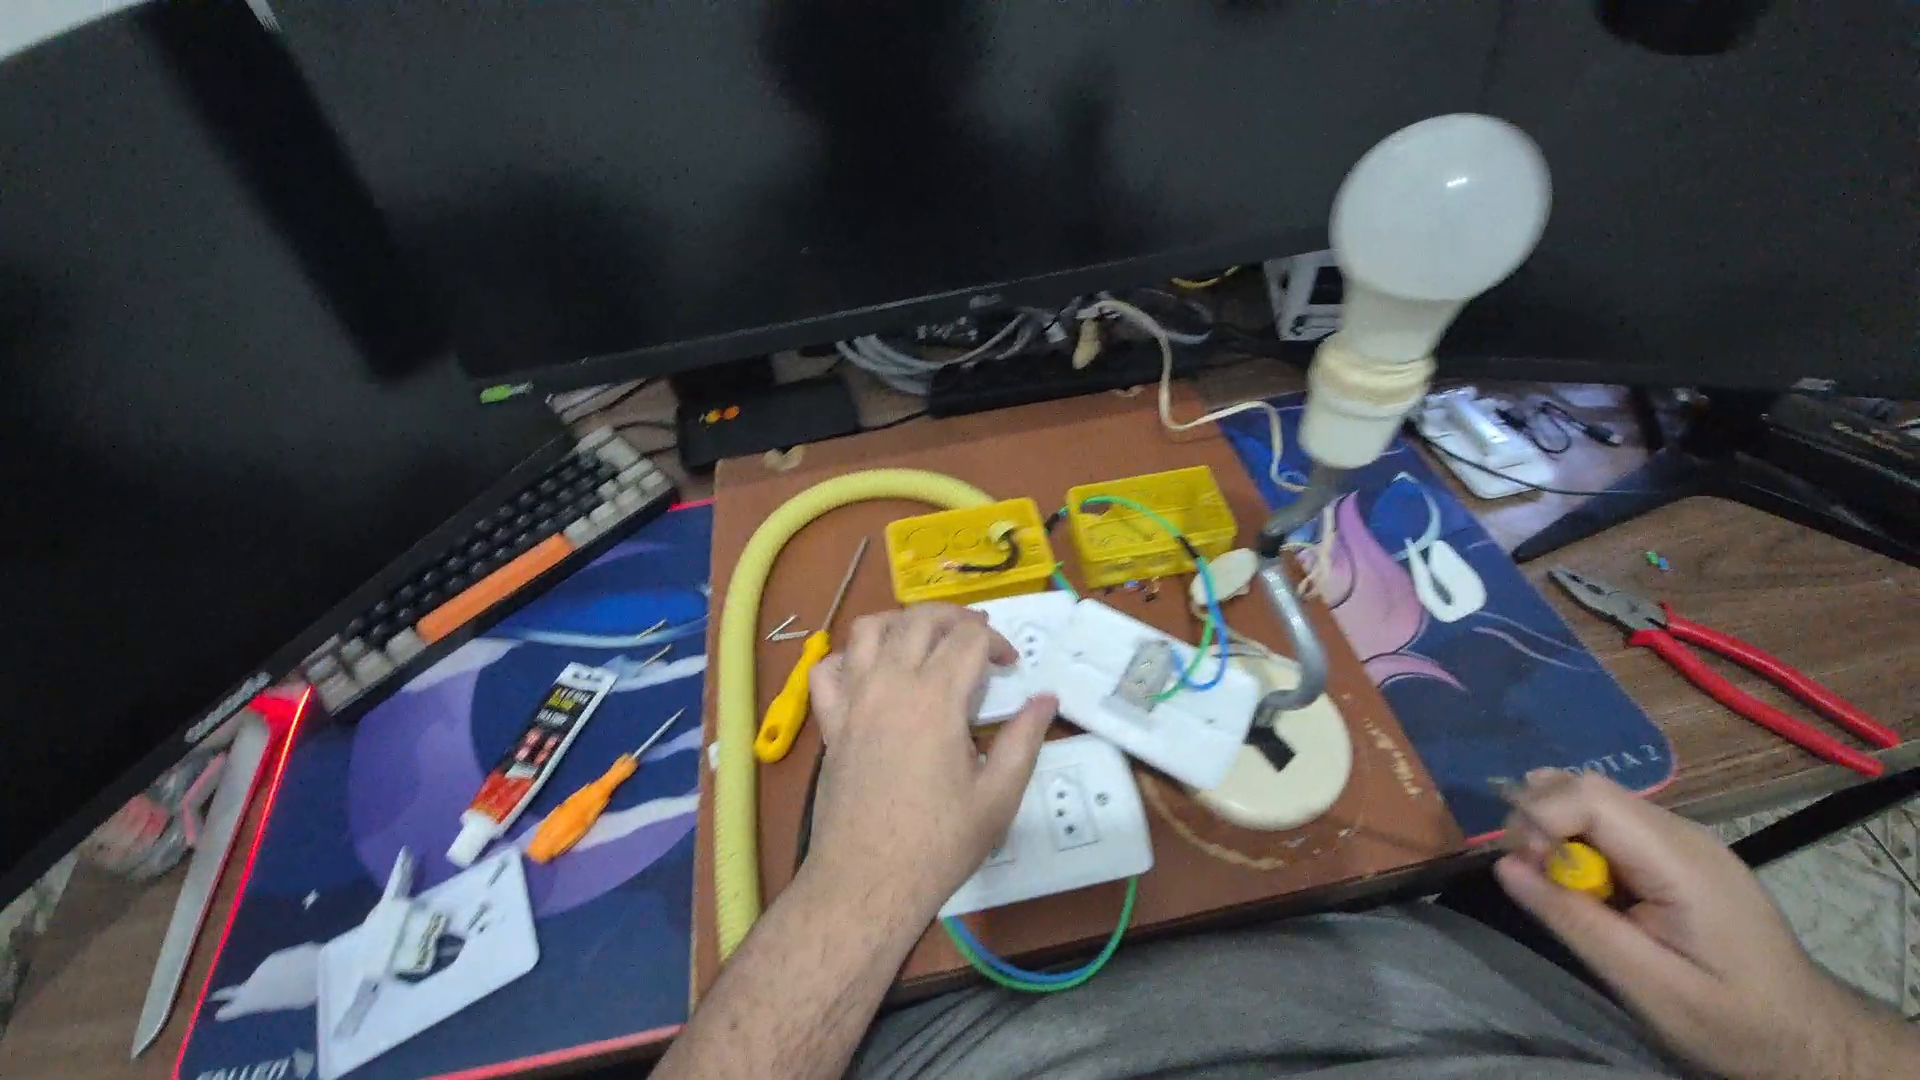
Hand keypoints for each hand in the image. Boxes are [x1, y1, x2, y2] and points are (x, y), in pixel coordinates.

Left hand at [804, 604, 1054, 922]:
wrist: (867, 880)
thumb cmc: (938, 842)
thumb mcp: (998, 796)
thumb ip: (1024, 740)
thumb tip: (1046, 699)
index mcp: (935, 697)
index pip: (968, 638)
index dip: (996, 641)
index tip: (1011, 667)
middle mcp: (890, 683)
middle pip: (920, 619)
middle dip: (955, 618)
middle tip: (979, 639)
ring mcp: (853, 699)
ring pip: (870, 629)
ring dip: (902, 622)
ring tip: (926, 639)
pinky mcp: (830, 722)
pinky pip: (828, 669)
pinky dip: (849, 657)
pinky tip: (871, 672)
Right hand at [1494, 770, 1909, 1079]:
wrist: (1814, 1041)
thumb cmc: (1733, 1020)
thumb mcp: (1647, 985)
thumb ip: (1573, 920)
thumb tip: (1504, 865)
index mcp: (1680, 860)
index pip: (1587, 795)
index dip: (1539, 818)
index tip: (1529, 867)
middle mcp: (1680, 831)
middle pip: (1582, 786)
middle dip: (1538, 820)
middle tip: (1538, 876)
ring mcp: (1679, 835)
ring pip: (1587, 796)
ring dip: (1553, 829)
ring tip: (1562, 883)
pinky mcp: (1672, 847)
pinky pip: (1604, 818)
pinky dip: (1575, 839)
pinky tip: (1589, 883)